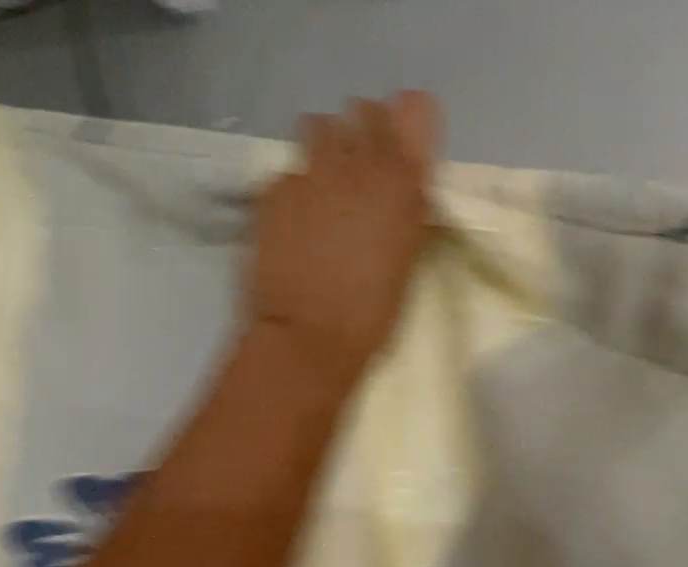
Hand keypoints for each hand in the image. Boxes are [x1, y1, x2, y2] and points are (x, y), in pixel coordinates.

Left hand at [244, 92, 441, 391]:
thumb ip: (407, 206)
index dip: (406, 124)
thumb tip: (406, 183)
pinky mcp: (273, 190)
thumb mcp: (407, 257)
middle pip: (362, 110)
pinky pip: (288, 171)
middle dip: (362, 131)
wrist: (307, 337)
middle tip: (359, 171)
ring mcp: (309, 172)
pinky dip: (293, 188)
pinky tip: (293, 222)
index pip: (414, 108)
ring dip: (324, 147)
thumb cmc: (371, 312)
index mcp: (401, 181)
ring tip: (322, 186)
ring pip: (318, 127)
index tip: (402, 149)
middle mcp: (357, 163)